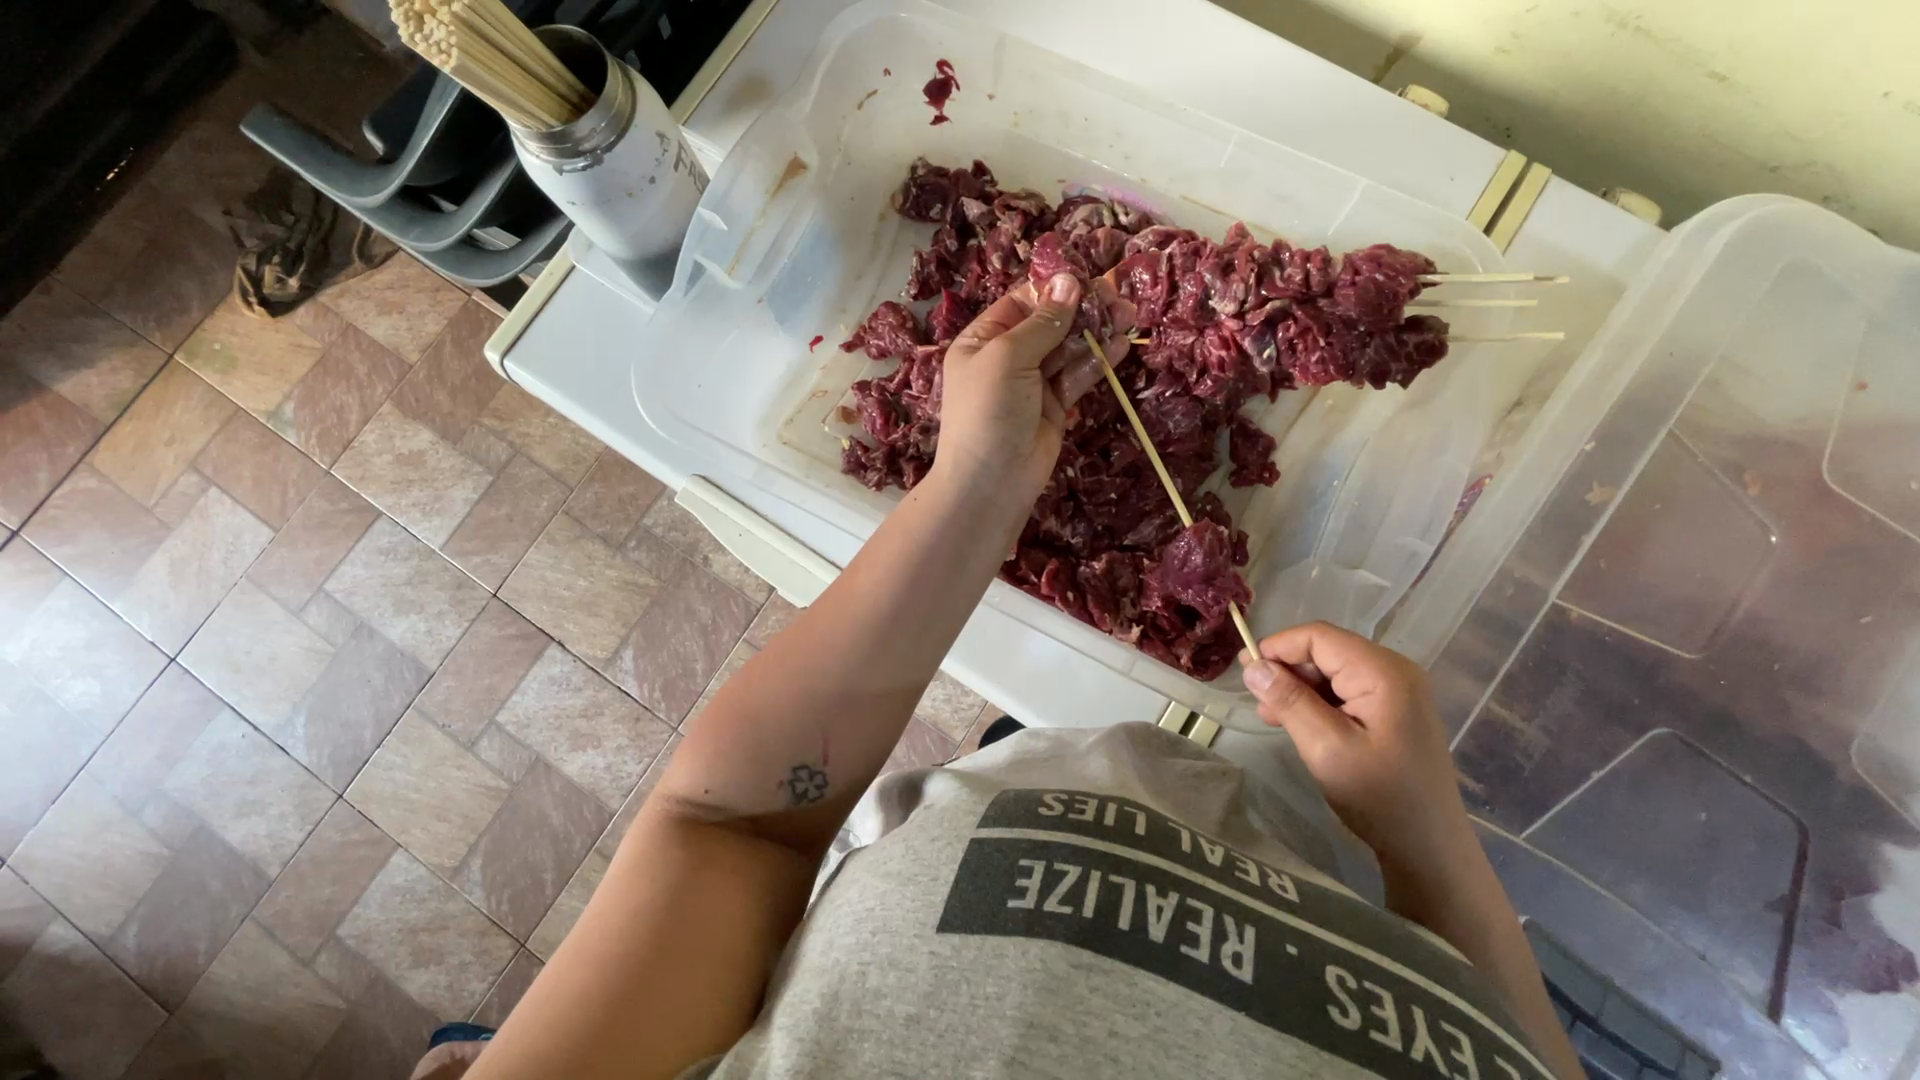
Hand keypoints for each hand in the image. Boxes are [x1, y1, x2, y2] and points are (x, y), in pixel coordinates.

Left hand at [936, 273, 1099, 505]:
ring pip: (1068, 348)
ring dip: (1096, 332)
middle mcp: (1006, 358)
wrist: (990, 482)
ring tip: (1128, 314)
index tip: (1089, 279)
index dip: (1055, 290)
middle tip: (1119, 295)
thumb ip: (1043, 323)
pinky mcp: (1054, 407)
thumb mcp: (1008, 358)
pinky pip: (1077, 376)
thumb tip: (1069, 283)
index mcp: (982, 340)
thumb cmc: (988, 412)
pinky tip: (1121, 344)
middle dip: (1083, 309)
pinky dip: (1098, 361)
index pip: (1022, 303)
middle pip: (1050, 323)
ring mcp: (1032, 383)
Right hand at [1239, 622, 1476, 881]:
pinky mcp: (1394, 710)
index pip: (1319, 637)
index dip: (1278, 647)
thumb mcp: (1325, 748)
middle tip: (1260, 705)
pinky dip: (1319, 701)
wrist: (1429, 846)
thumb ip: (1290, 702)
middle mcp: (1394, 671)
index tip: (1247, 675)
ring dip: (1300, 688)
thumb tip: (1253, 667)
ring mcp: (1397, 691)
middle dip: (1288, 670)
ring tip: (1273, 718)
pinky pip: (1347, 690)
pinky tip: (1300, 725)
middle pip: (1327, 650)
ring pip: (1333, 670)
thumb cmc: (1379, 797)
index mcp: (1383, 673)